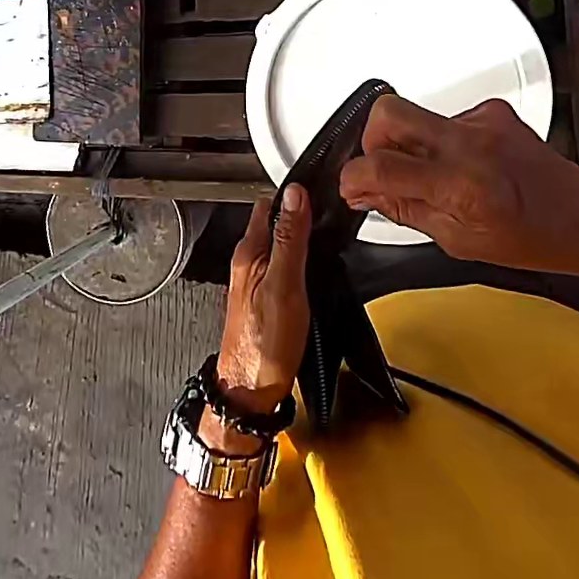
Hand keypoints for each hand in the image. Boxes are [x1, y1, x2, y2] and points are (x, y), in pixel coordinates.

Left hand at [215, 185, 310, 419]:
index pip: (268, 205)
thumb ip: (290, 240)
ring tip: (325, 233)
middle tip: (329, 210)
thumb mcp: (284, 285)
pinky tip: (314, 266)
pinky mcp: (265, 298)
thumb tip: (295, 196)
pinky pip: (283, 266)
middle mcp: (249, 262)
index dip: (293, 195)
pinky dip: (299, 259)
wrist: (250, 389)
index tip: (320, 189)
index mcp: (250, 253)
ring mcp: (256, 280)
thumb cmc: (264, 343)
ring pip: (279, 244)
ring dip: (299, 236)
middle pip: (274, 223)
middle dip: (299, 214)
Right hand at [338, 95, 578, 279]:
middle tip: (383, 167)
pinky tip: (461, 163)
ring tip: (434, 173)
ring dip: (409, 144)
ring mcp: (482, 123)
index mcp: (460, 187)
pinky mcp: (491, 112)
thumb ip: (402, 209)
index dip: (353, 178)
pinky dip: (439, 141)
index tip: (352, 187)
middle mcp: (470, 146)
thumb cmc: (534, 239)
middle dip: (371, 140)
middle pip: (388, 114)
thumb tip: (362, 192)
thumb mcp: (456, 241)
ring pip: (413, 115)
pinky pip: (442, 118)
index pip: (381, 166)